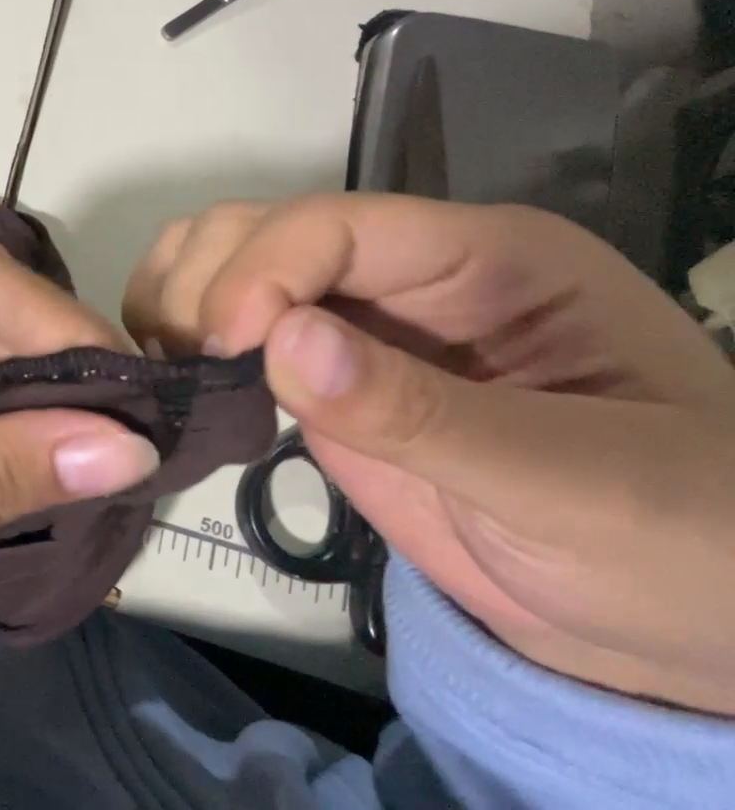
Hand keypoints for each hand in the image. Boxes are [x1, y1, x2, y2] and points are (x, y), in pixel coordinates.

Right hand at [124, 194, 734, 713]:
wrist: (667, 620)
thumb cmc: (671, 546)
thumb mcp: (575, 484)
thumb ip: (422, 412)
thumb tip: (278, 341)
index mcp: (485, 260)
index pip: (330, 223)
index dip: (258, 273)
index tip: (218, 353)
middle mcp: (400, 269)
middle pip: (250, 226)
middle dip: (198, 286)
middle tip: (186, 373)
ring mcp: (346, 321)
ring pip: (216, 260)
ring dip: (171, 304)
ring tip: (174, 379)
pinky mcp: (308, 372)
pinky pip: (217, 327)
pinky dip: (174, 343)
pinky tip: (183, 389)